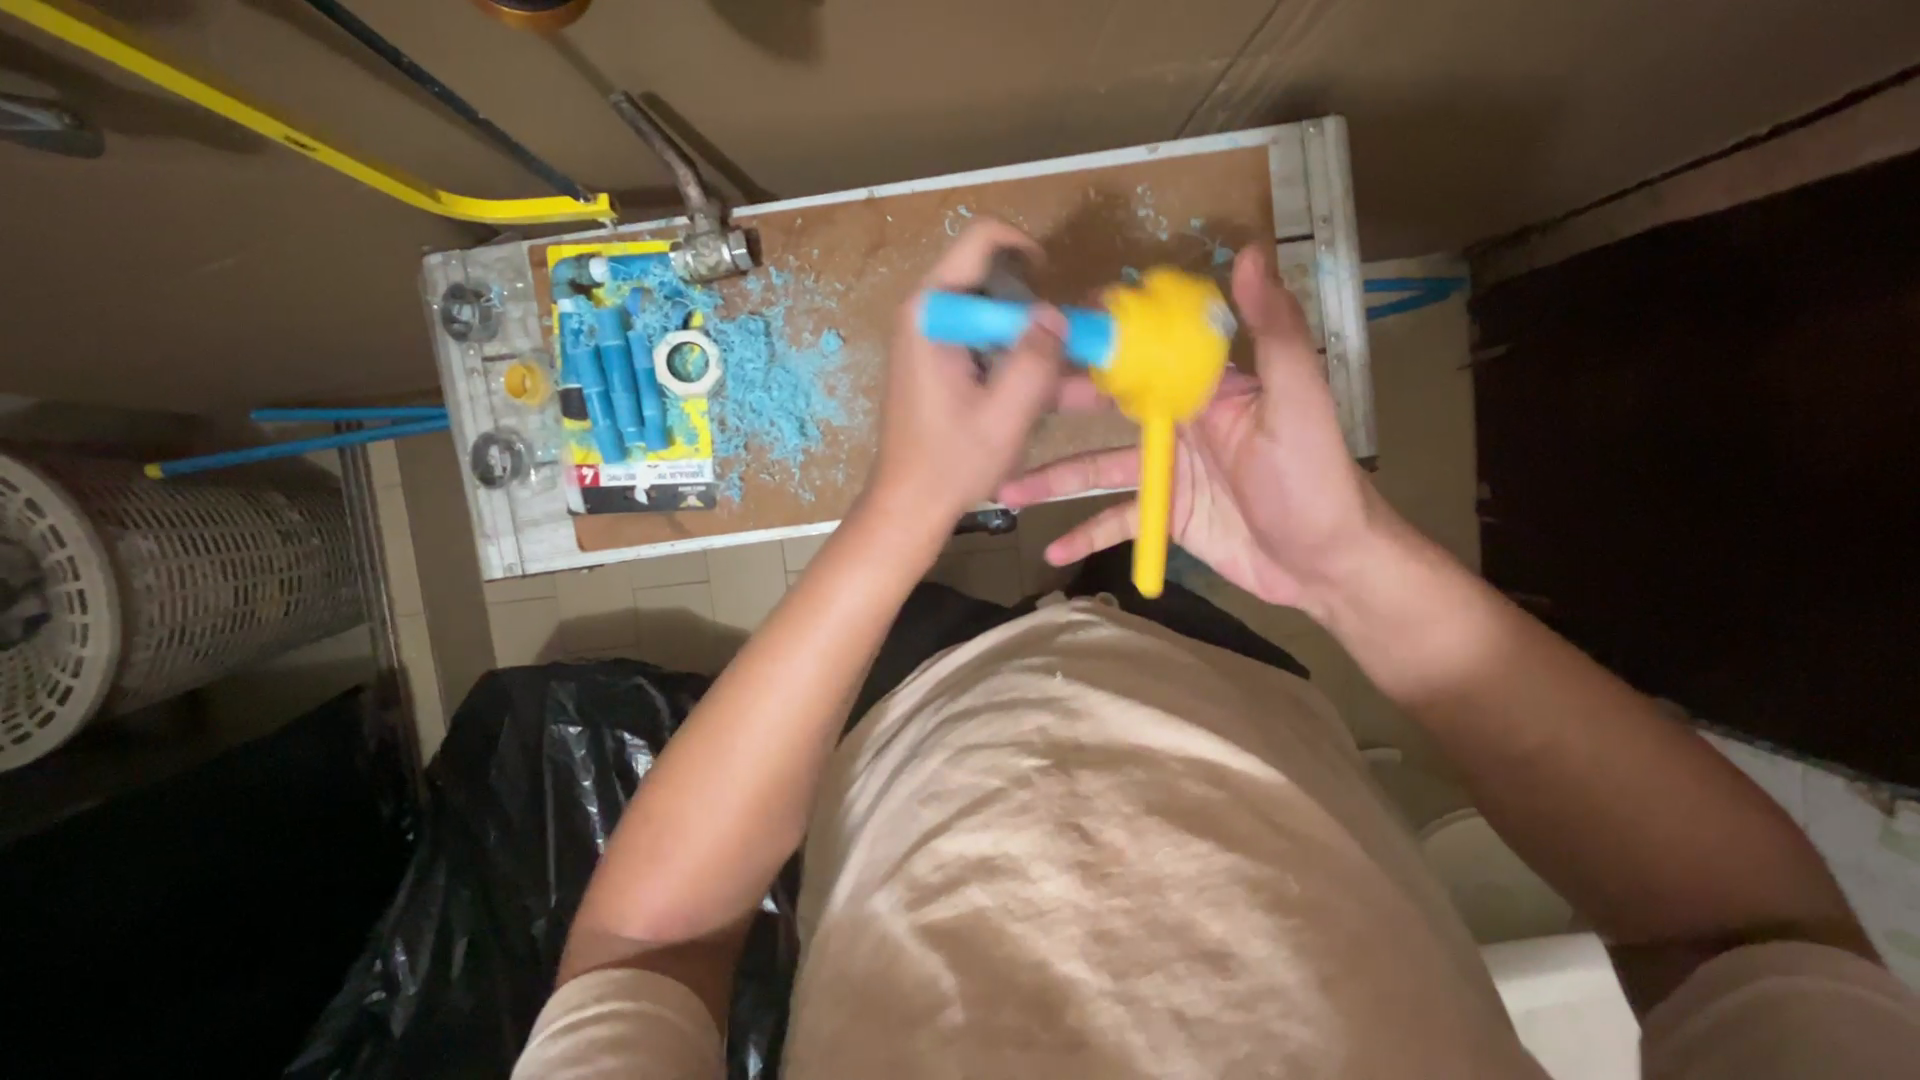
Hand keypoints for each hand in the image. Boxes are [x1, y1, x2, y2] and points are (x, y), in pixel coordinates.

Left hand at [866, 220, 1066, 526]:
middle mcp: (927, 313)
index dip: (1027, 250)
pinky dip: (1015, 358)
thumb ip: (1035, 360)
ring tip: (1070, 374)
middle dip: (1036, 305)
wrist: (909, 503)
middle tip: (1071, 343)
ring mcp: (931, 338)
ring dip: (1031, 339)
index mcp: (933, 312)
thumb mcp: (1005, 414)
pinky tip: (1044, 392)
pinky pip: (986, 342)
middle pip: (992, 278)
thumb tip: (1058, 314)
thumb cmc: (951, 463)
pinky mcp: (940, 362)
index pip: (982, 240)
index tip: (1055, 287)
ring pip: (995, 314)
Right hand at [997, 245, 1388, 612]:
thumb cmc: (1314, 479)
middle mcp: (1183, 425)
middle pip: (1108, 410)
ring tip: (1006, 488)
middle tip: (1006, 402)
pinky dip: (1087, 534)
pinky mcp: (1168, 517)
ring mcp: (1170, 475)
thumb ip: (1273, 331)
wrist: (1327, 564)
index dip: (1103, 338)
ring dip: (1055, 480)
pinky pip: (1117, 522)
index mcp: (1209, 389)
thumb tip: (1251, 253)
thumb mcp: (1298, 401)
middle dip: (1059, 406)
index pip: (1147, 354)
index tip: (1051, 328)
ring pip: (1099, 469)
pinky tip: (1052, 549)